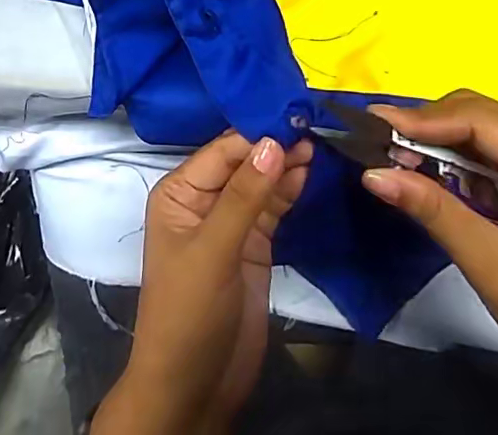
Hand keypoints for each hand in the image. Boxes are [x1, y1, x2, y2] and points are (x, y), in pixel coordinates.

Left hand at [93, 131, 312, 434]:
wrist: (195, 385)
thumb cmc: (189, 311)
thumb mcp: (213, 250)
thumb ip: (244, 197)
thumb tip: (272, 142)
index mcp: (179, 191)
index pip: (222, 151)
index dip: (256, 131)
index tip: (293, 111)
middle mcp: (203, 199)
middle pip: (242, 162)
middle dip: (273, 144)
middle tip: (314, 123)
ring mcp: (229, 222)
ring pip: (259, 182)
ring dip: (285, 164)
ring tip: (318, 142)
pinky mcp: (252, 244)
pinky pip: (271, 207)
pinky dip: (288, 190)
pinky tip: (308, 172)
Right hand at [360, 91, 497, 434]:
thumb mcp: (496, 269)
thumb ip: (434, 212)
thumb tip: (372, 173)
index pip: (485, 121)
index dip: (426, 118)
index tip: (374, 123)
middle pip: (485, 117)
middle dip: (430, 125)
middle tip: (380, 140)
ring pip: (487, 134)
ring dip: (441, 142)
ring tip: (396, 154)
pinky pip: (497, 158)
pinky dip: (460, 162)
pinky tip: (432, 174)